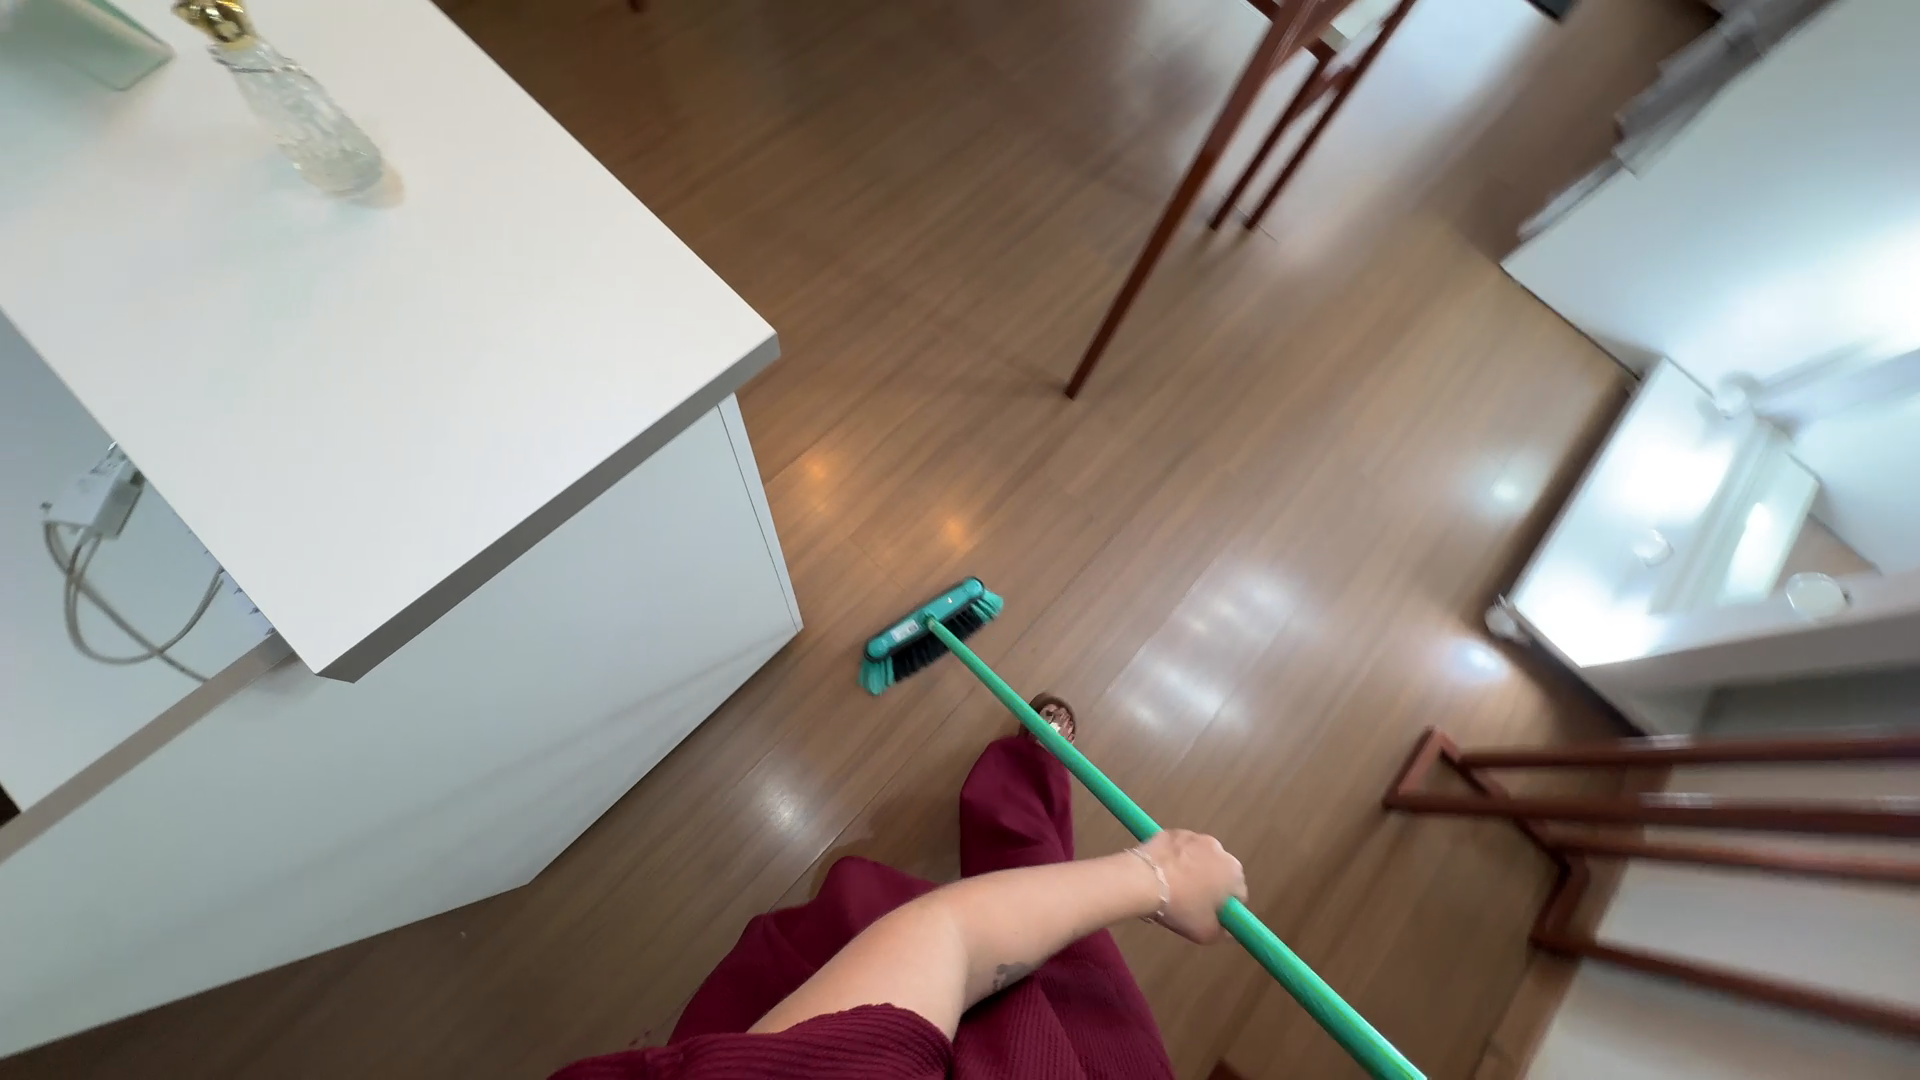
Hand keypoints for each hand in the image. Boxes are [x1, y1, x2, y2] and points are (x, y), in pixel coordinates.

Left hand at [1139, 829, 1246, 943]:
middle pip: (1219, 871)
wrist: (1143, 880)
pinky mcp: (1171, 831)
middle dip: (1210, 884)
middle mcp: (1217, 848)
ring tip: (1173, 886)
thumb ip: (1224, 932)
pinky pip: (1178, 848)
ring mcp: (1192, 835)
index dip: (1226, 907)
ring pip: (1198, 857)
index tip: (1211, 915)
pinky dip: (1174, 857)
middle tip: (1191, 901)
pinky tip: (1162, 871)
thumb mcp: (1207, 933)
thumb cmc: (1181, 907)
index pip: (1237, 893)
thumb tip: (1227, 929)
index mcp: (1233, 871)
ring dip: (1192, 868)